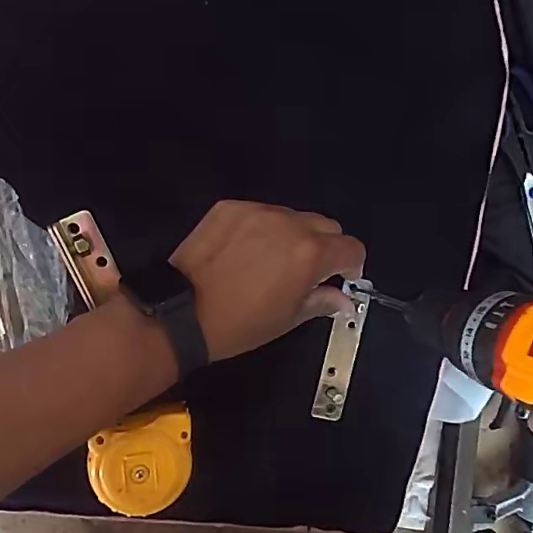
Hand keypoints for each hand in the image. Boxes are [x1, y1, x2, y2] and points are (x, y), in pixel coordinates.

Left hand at [168, 201, 366, 360]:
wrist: (180, 313)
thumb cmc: (238, 324)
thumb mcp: (287, 319)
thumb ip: (321, 301)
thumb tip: (342, 299)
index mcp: (310, 254)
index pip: (351, 248)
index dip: (351, 266)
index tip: (342, 278)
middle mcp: (289, 224)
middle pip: (327, 226)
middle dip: (326, 248)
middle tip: (308, 272)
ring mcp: (258, 212)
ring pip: (293, 216)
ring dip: (294, 236)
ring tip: (272, 262)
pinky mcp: (231, 207)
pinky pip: (261, 213)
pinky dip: (263, 229)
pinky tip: (246, 252)